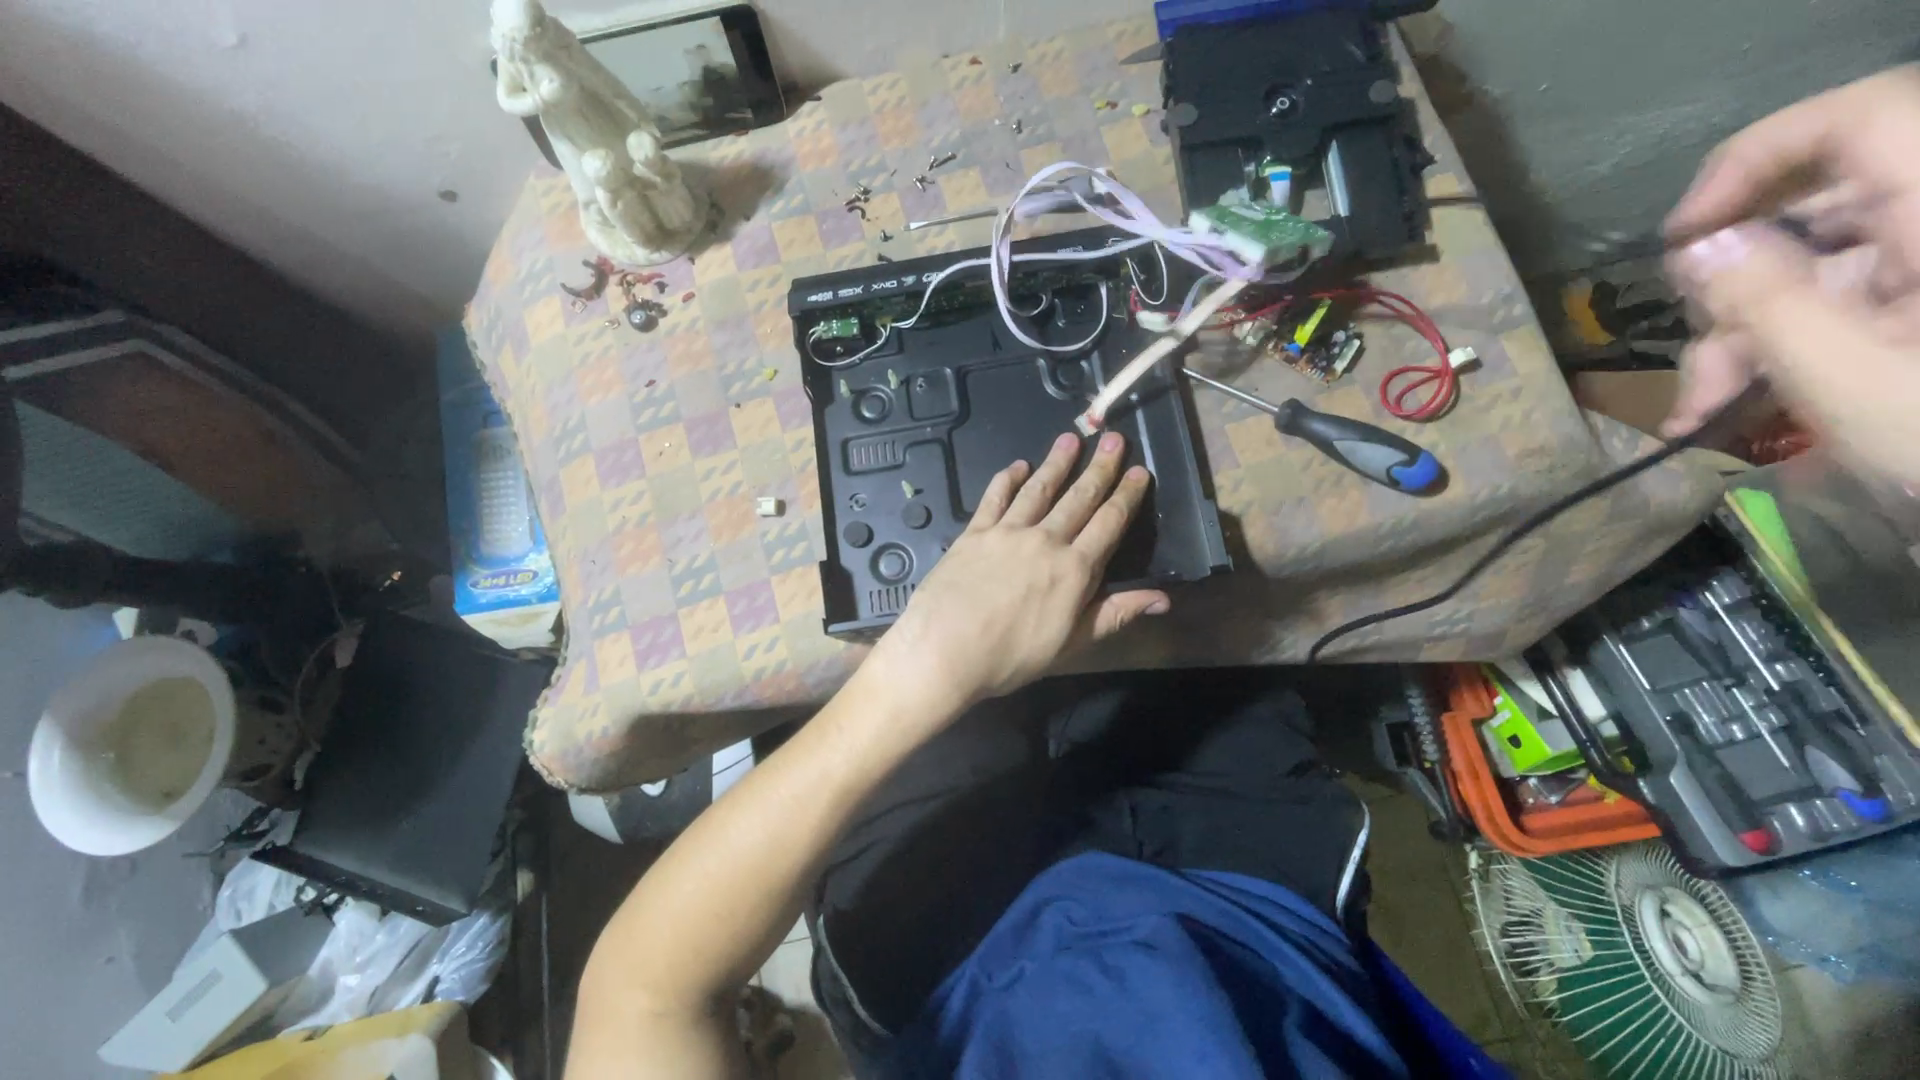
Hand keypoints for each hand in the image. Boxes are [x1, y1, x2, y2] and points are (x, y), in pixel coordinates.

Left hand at [864, 430, 1168, 712]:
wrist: (944, 650)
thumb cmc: (1011, 656)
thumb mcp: (1070, 643)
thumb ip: (1115, 614)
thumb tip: (1163, 598)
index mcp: (1074, 569)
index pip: (1109, 524)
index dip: (1127, 496)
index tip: (1140, 471)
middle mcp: (1045, 541)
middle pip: (1078, 498)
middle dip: (1100, 467)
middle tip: (1115, 439)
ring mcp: (1007, 533)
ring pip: (1039, 489)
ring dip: (1057, 463)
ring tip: (1071, 439)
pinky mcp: (973, 533)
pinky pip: (995, 498)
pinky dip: (1007, 479)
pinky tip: (1016, 466)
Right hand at [1663, 65, 1919, 486]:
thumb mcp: (1845, 379)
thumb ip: (1765, 301)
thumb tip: (1699, 246)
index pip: (1854, 120)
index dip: (1755, 157)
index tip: (1684, 232)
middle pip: (1817, 209)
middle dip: (1732, 282)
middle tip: (1690, 344)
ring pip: (1814, 269)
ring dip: (1741, 334)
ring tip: (1703, 406)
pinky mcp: (1917, 308)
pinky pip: (1838, 304)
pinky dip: (1776, 350)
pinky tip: (1724, 407)